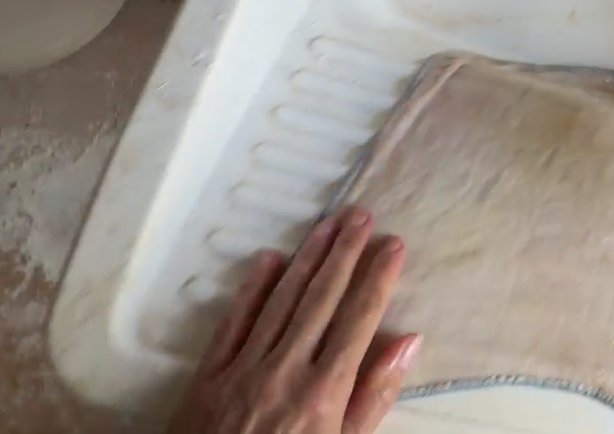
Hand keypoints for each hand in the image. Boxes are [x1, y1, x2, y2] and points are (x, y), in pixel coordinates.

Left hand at [167, 207, 417, 433]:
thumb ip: (375, 398)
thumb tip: (409, 340)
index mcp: (324, 391)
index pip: (360, 317)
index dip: (378, 277)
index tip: (394, 243)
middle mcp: (285, 371)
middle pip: (321, 298)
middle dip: (345, 253)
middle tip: (361, 215)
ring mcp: (241, 373)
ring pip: (281, 301)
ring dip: (307, 258)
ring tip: (327, 224)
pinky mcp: (204, 382)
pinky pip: (231, 325)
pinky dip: (251, 290)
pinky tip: (268, 259)